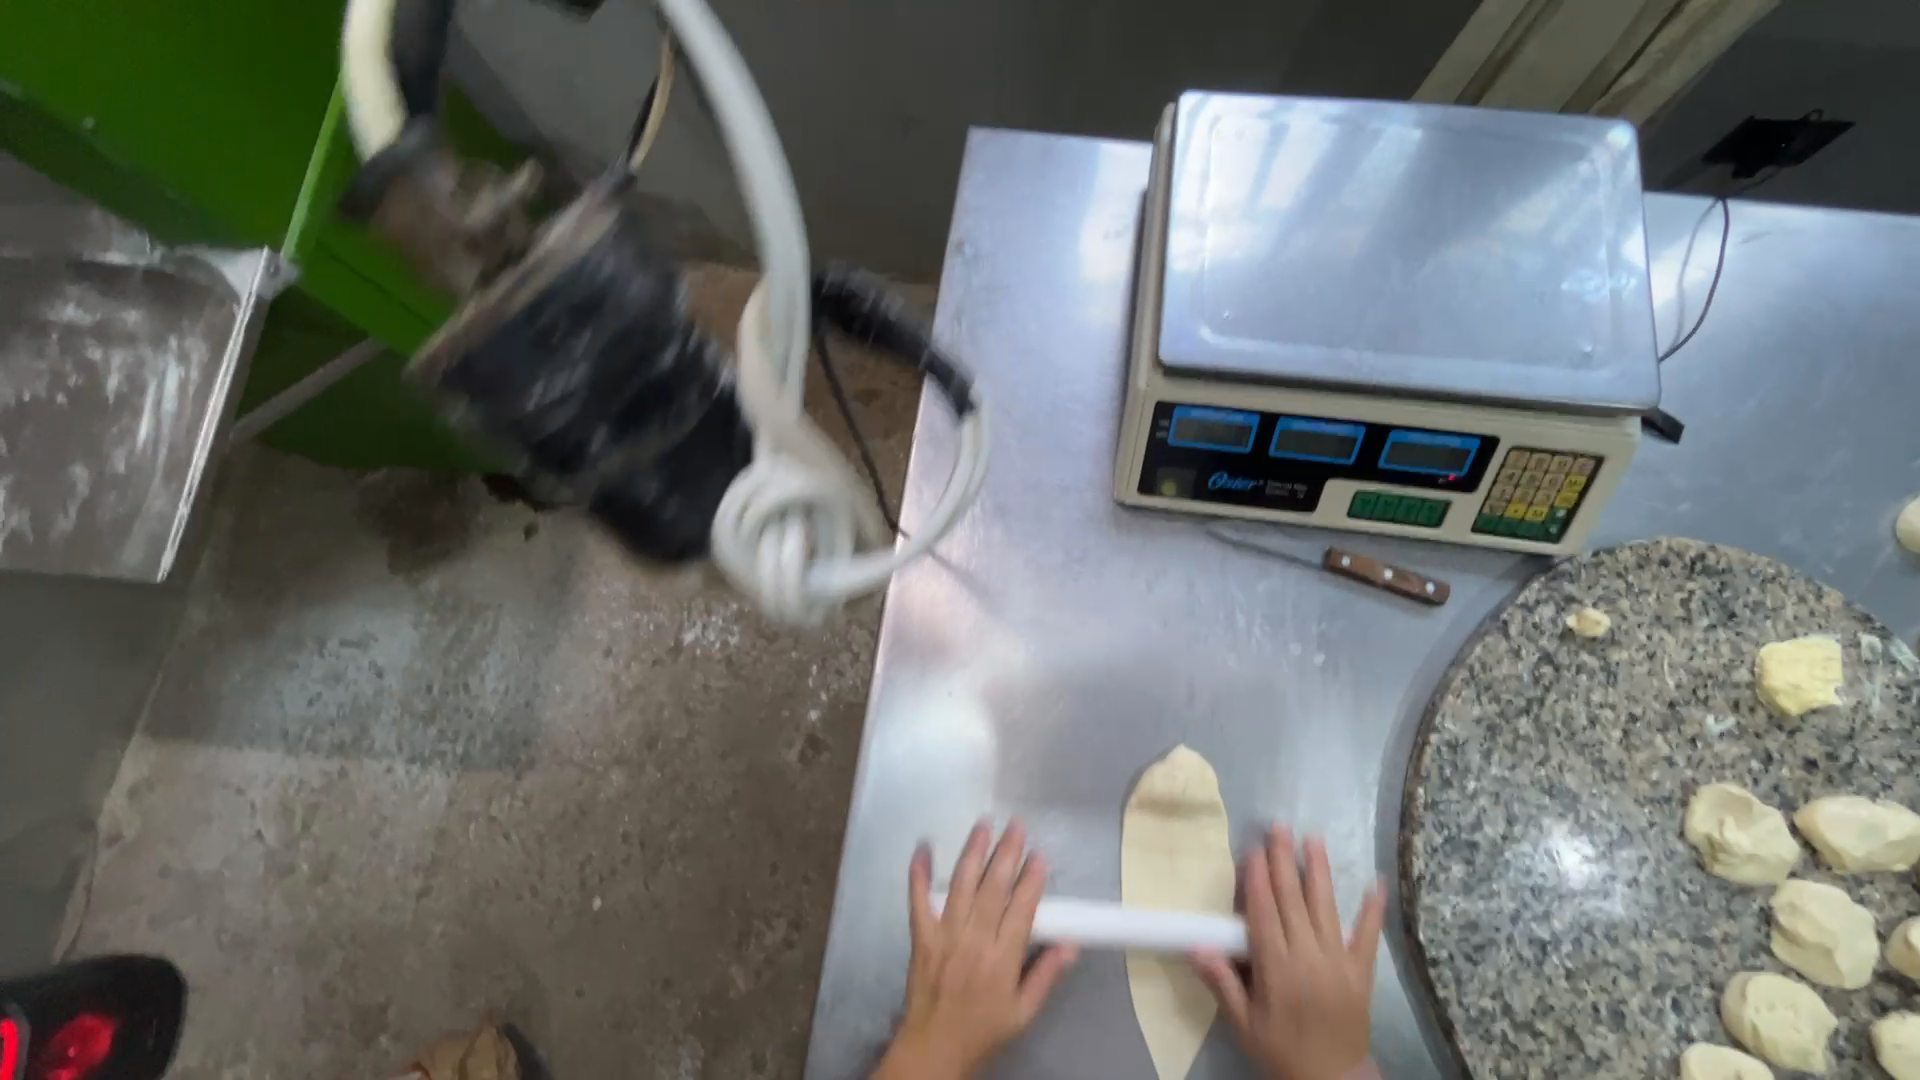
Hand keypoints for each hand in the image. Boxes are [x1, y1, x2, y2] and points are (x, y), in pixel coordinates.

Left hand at [874, 820, 1078, 1079]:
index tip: (1040, 855)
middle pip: (993, 888)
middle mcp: (974, 940)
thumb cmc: (984, 1029)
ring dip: (973, 852)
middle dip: (1006, 853)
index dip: (1032, 880)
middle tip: (1016, 825)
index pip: (1021, 909)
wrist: (934, 1048)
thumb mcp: (1023, 1012)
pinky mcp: (921, 935)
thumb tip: (1071, 944)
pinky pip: (918, 899)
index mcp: (1002, 959)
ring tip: (983, 825)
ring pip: (961, 885)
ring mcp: (944, 935)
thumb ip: (1046, 975)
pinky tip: (924, 847)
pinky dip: (919, 873)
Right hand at [1191, 826, 1385, 1079]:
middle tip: (1277, 827)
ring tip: (1312, 838)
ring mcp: (1339, 963)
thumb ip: (1222, 983)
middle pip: (1292, 901)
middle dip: (1283, 861)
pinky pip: (1368, 936)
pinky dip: (1373, 910)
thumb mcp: (1244, 1024)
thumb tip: (1195, 945)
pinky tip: (1377, 883)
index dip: (1256, 879)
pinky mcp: (1362, 972)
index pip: (1263, 913)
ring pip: (1326, 908)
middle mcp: (1309, 958)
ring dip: (1318, 871)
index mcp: (1277, 970)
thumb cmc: (1281, 1051)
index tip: (1251, 849)